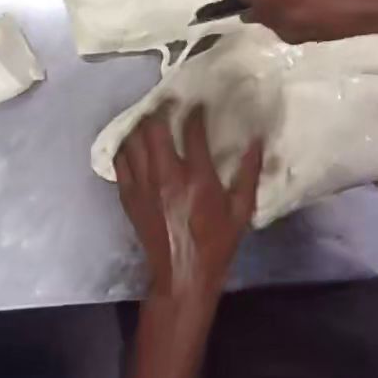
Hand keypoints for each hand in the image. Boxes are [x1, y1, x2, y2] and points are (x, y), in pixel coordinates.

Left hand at [113, 102, 263, 300]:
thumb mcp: (241, 210)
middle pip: (154, 129)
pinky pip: (120, 161)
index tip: (198, 104)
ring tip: (152, 118)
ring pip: (134, 141)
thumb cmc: (216, 242)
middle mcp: (166, 176)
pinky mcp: (129, 196)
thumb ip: (249, 172)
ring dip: (142, 125)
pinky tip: (135, 143)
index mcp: (197, 178)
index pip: (192, 131)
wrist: (182, 275)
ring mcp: (143, 186)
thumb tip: (257, 139)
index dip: (195, 112)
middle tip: (169, 102)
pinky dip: (126, 146)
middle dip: (162, 109)